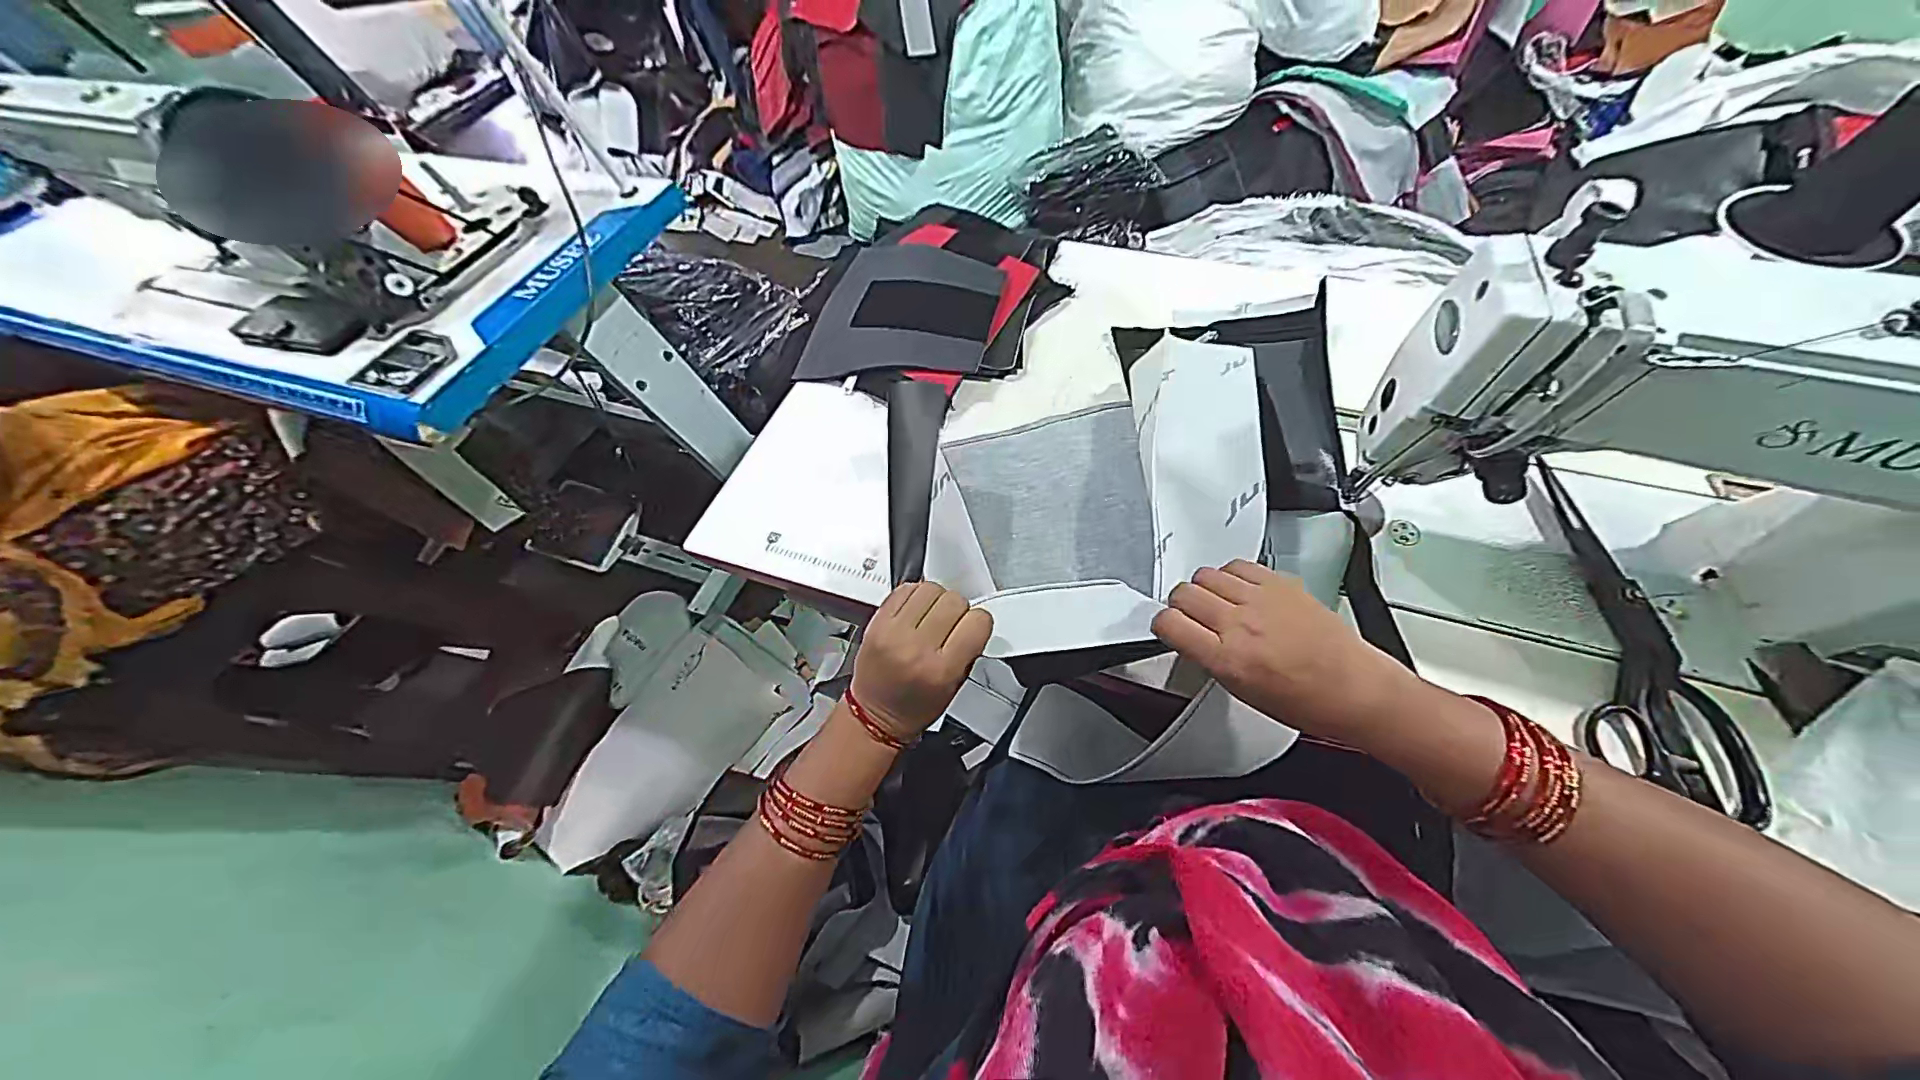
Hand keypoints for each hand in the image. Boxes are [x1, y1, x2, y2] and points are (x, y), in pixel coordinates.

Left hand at [850, 582, 992, 739]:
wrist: (874, 715)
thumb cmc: (913, 707)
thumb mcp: (955, 687)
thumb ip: (969, 650)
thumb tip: (975, 619)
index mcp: (942, 671)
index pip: (977, 622)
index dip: (979, 623)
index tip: (973, 628)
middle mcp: (917, 649)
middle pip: (954, 601)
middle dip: (958, 611)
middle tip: (951, 626)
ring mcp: (893, 633)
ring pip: (930, 589)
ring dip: (936, 600)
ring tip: (931, 618)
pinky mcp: (877, 623)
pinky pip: (904, 590)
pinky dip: (913, 596)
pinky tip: (914, 613)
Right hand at [1151, 559, 1418, 742]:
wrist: (1355, 689)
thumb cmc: (1306, 700)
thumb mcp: (1240, 691)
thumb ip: (1208, 657)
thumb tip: (1188, 635)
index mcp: (1227, 659)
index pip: (1170, 623)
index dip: (1163, 624)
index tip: (1168, 626)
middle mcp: (1242, 625)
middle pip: (1184, 593)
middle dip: (1180, 604)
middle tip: (1189, 614)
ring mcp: (1263, 600)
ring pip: (1206, 574)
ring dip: (1203, 587)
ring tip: (1215, 600)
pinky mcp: (1282, 584)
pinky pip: (1238, 565)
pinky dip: (1231, 574)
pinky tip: (1238, 588)